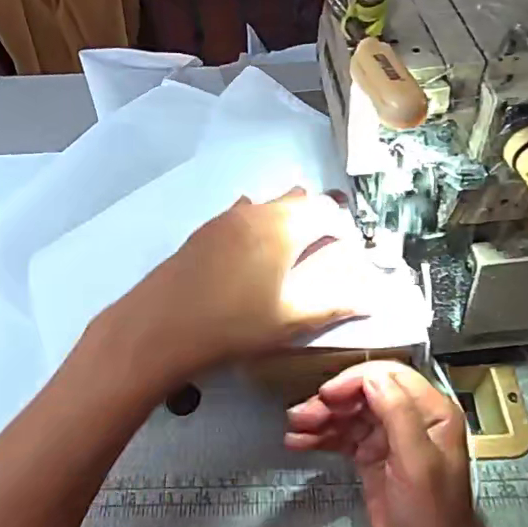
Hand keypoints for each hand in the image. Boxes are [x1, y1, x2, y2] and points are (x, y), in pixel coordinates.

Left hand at [92, 189, 364, 387]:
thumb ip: (333, 303)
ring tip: (291, 250)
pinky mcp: (205, 230)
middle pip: (298, 200)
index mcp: (284, 227)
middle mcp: (257, 211)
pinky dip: (259, 225)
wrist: (160, 326)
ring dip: (286, 219)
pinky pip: (243, 214)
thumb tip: (367, 297)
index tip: (348, 251)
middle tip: (324, 247)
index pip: (328, 210)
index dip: (344, 227)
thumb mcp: (290, 319)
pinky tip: (252, 252)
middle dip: (317, 217)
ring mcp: (227, 217)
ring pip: (269, 205)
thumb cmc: (234, 325)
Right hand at [286, 362, 485, 526]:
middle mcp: (411, 417)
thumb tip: (372, 378)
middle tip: (303, 415)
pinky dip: (322, 436)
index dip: (356, 380)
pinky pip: (344, 436)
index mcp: (431, 412)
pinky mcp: (372, 455)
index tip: (328, 394)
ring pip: (350, 413)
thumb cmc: (433, 517)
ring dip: (321, 418)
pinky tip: (301, 442)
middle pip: (365, 393)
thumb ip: (398, 416)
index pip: (390, 377)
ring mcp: (390, 436)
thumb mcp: (418, 464)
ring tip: (295, 429)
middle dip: (332, 401)